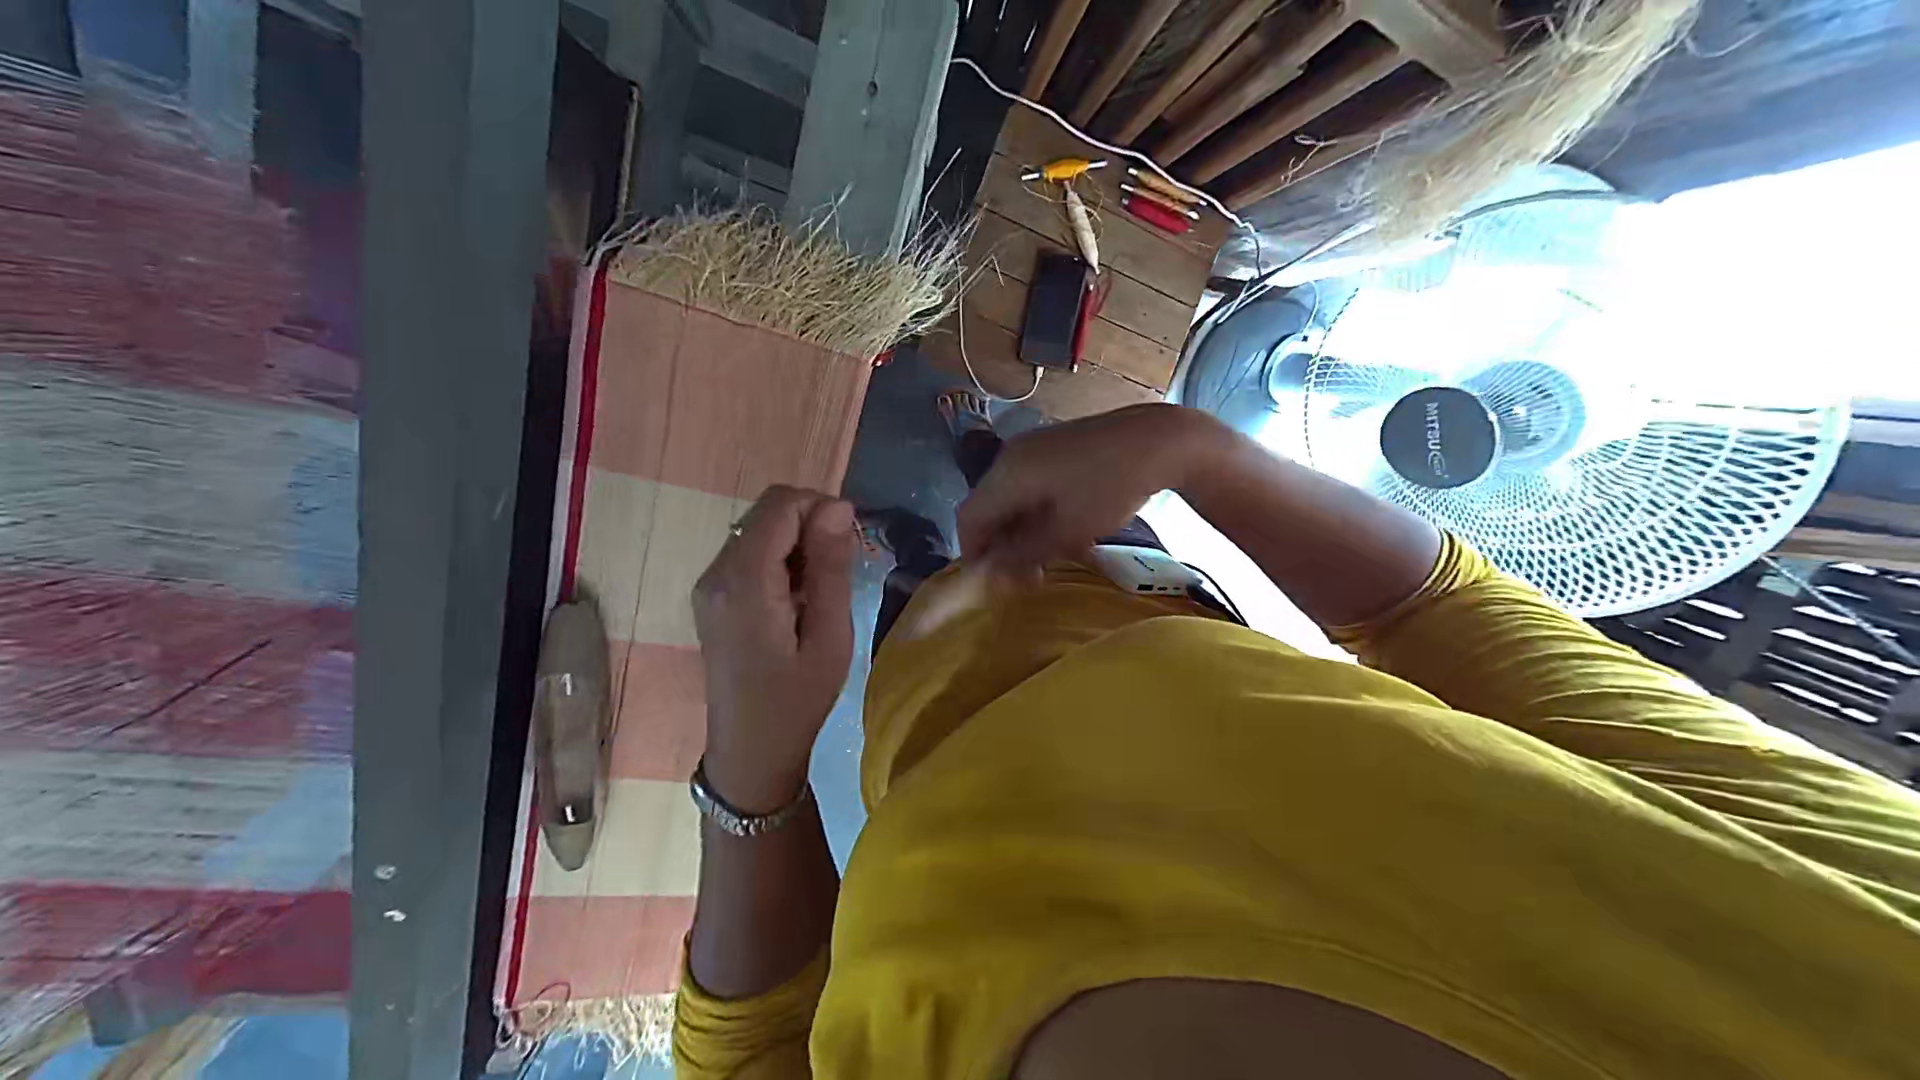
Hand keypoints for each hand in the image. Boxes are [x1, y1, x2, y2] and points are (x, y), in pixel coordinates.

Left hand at [692, 485, 856, 812]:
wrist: (750, 751)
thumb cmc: (797, 700)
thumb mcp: (829, 636)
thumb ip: (831, 567)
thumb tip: (838, 506)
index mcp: (744, 581)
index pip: (780, 505)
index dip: (820, 508)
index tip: (849, 544)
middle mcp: (716, 572)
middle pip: (767, 512)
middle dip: (810, 524)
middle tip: (838, 570)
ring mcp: (709, 584)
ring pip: (759, 529)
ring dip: (796, 544)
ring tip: (818, 592)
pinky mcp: (711, 596)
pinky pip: (749, 553)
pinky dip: (780, 560)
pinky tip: (795, 599)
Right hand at [959, 404, 1227, 571]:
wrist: (1160, 439)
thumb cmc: (1112, 487)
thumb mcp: (1068, 530)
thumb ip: (1023, 553)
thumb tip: (990, 575)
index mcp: (1007, 474)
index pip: (968, 517)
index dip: (973, 553)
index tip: (993, 582)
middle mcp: (1011, 456)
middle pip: (987, 507)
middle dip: (1000, 545)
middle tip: (1026, 576)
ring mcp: (1032, 448)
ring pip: (1009, 497)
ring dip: (1019, 531)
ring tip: (1047, 558)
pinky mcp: (1053, 447)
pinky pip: (1029, 484)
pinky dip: (1035, 512)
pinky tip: (1061, 531)